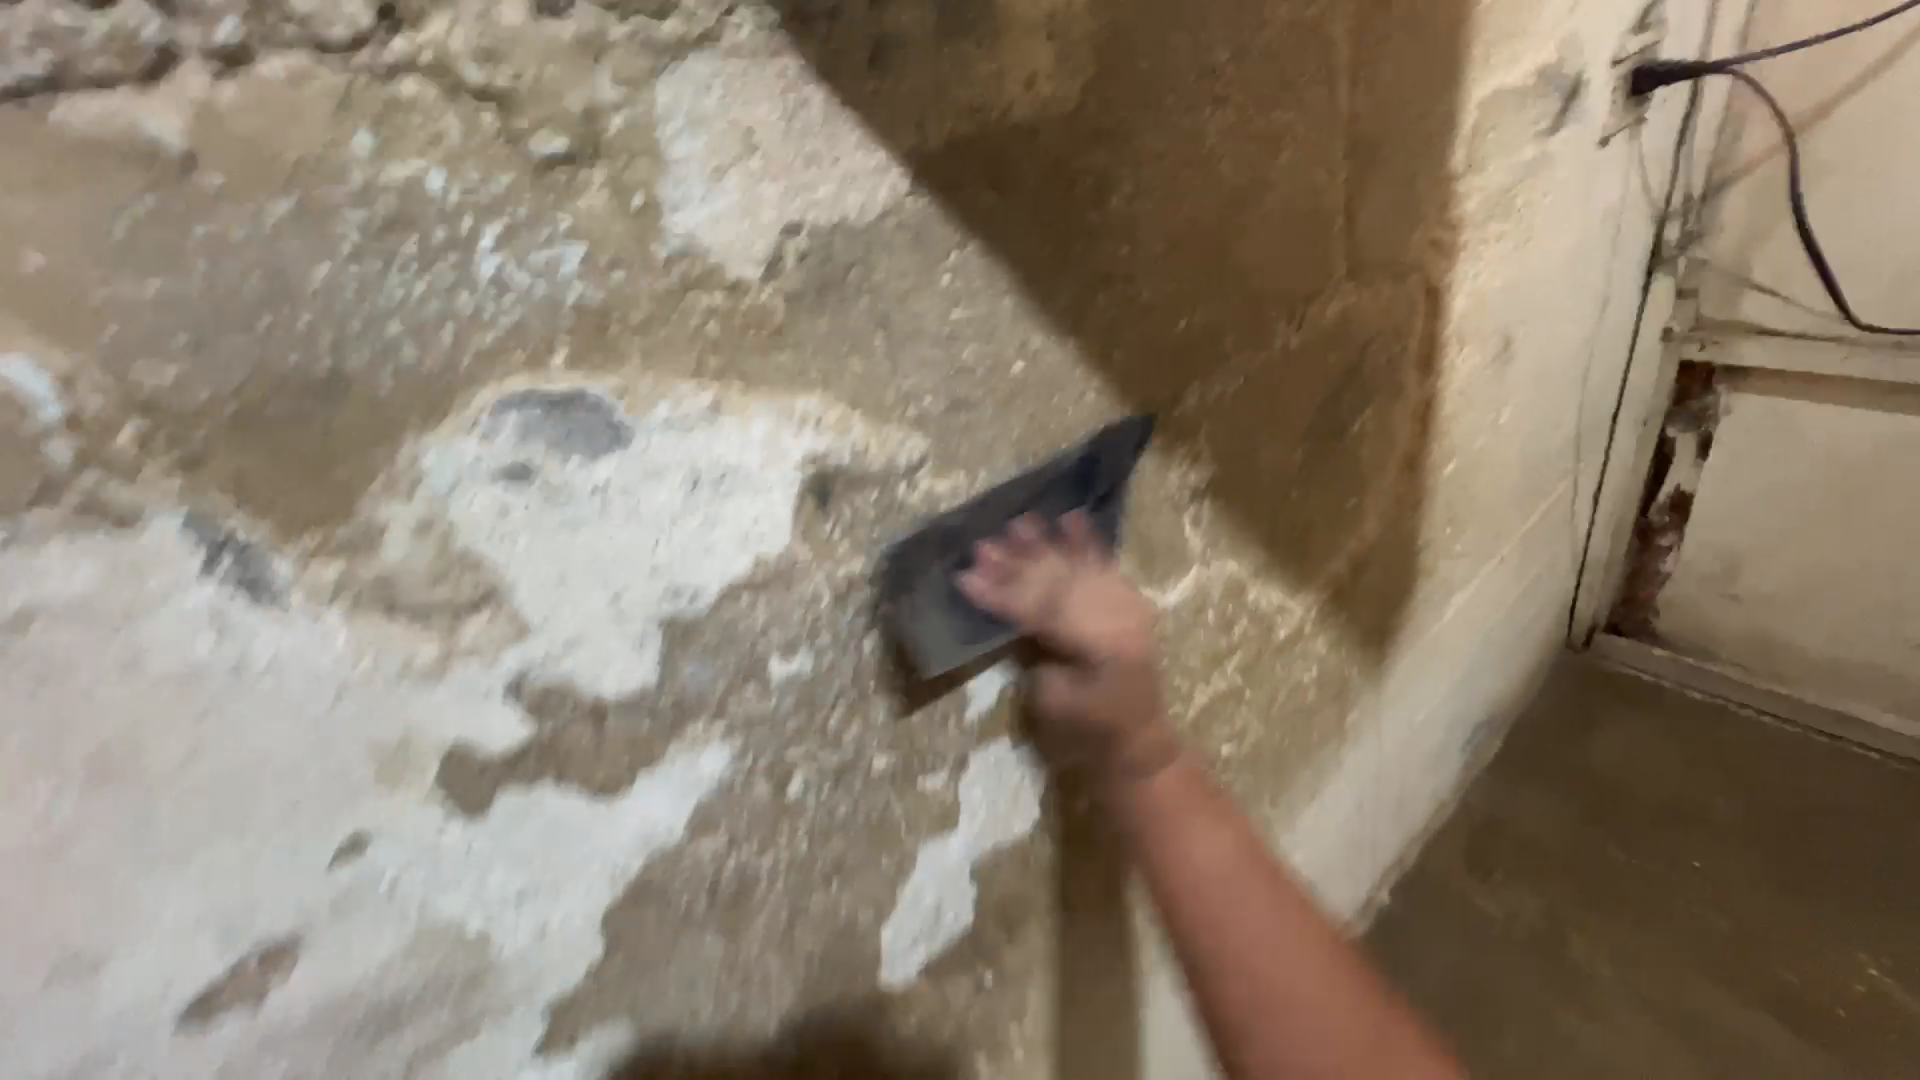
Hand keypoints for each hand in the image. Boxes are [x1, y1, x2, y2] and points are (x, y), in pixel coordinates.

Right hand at [956, 511, 1179, 783]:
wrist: (1139, 738)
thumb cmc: (1090, 730)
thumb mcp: (1052, 699)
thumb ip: (1034, 651)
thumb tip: (1012, 614)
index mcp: (1102, 645)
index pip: (1041, 610)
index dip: (1000, 593)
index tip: (964, 577)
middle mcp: (1120, 615)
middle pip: (1058, 581)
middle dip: (1017, 564)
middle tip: (981, 546)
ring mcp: (1128, 605)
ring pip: (1079, 567)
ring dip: (1045, 545)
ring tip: (1016, 524)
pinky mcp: (1129, 602)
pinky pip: (1107, 564)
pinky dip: (1087, 541)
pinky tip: (1070, 518)